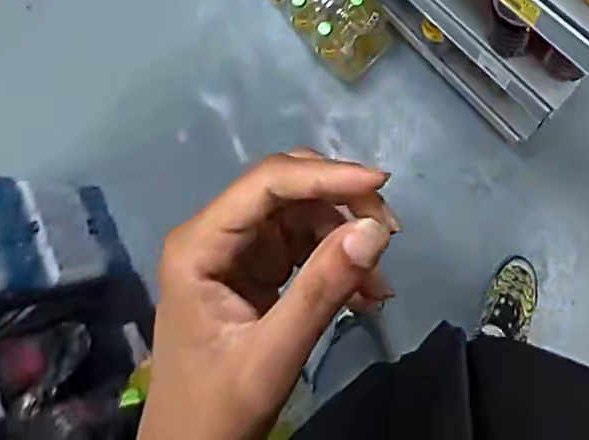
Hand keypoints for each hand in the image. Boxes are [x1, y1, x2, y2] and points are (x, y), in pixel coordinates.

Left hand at [140, 151, 398, 439]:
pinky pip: (310, 241)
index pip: (268, 182)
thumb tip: (374, 231)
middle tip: (388, 231)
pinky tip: (366, 292)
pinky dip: (341, 258)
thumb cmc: (214, 413)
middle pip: (290, 187)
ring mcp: (242, 245)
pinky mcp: (261, 262)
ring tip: (378, 281)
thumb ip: (320, 292)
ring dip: (347, 234)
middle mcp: (219, 230)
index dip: (325, 174)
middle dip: (342, 200)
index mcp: (200, 242)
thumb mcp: (270, 359)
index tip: (378, 184)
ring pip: (306, 210)